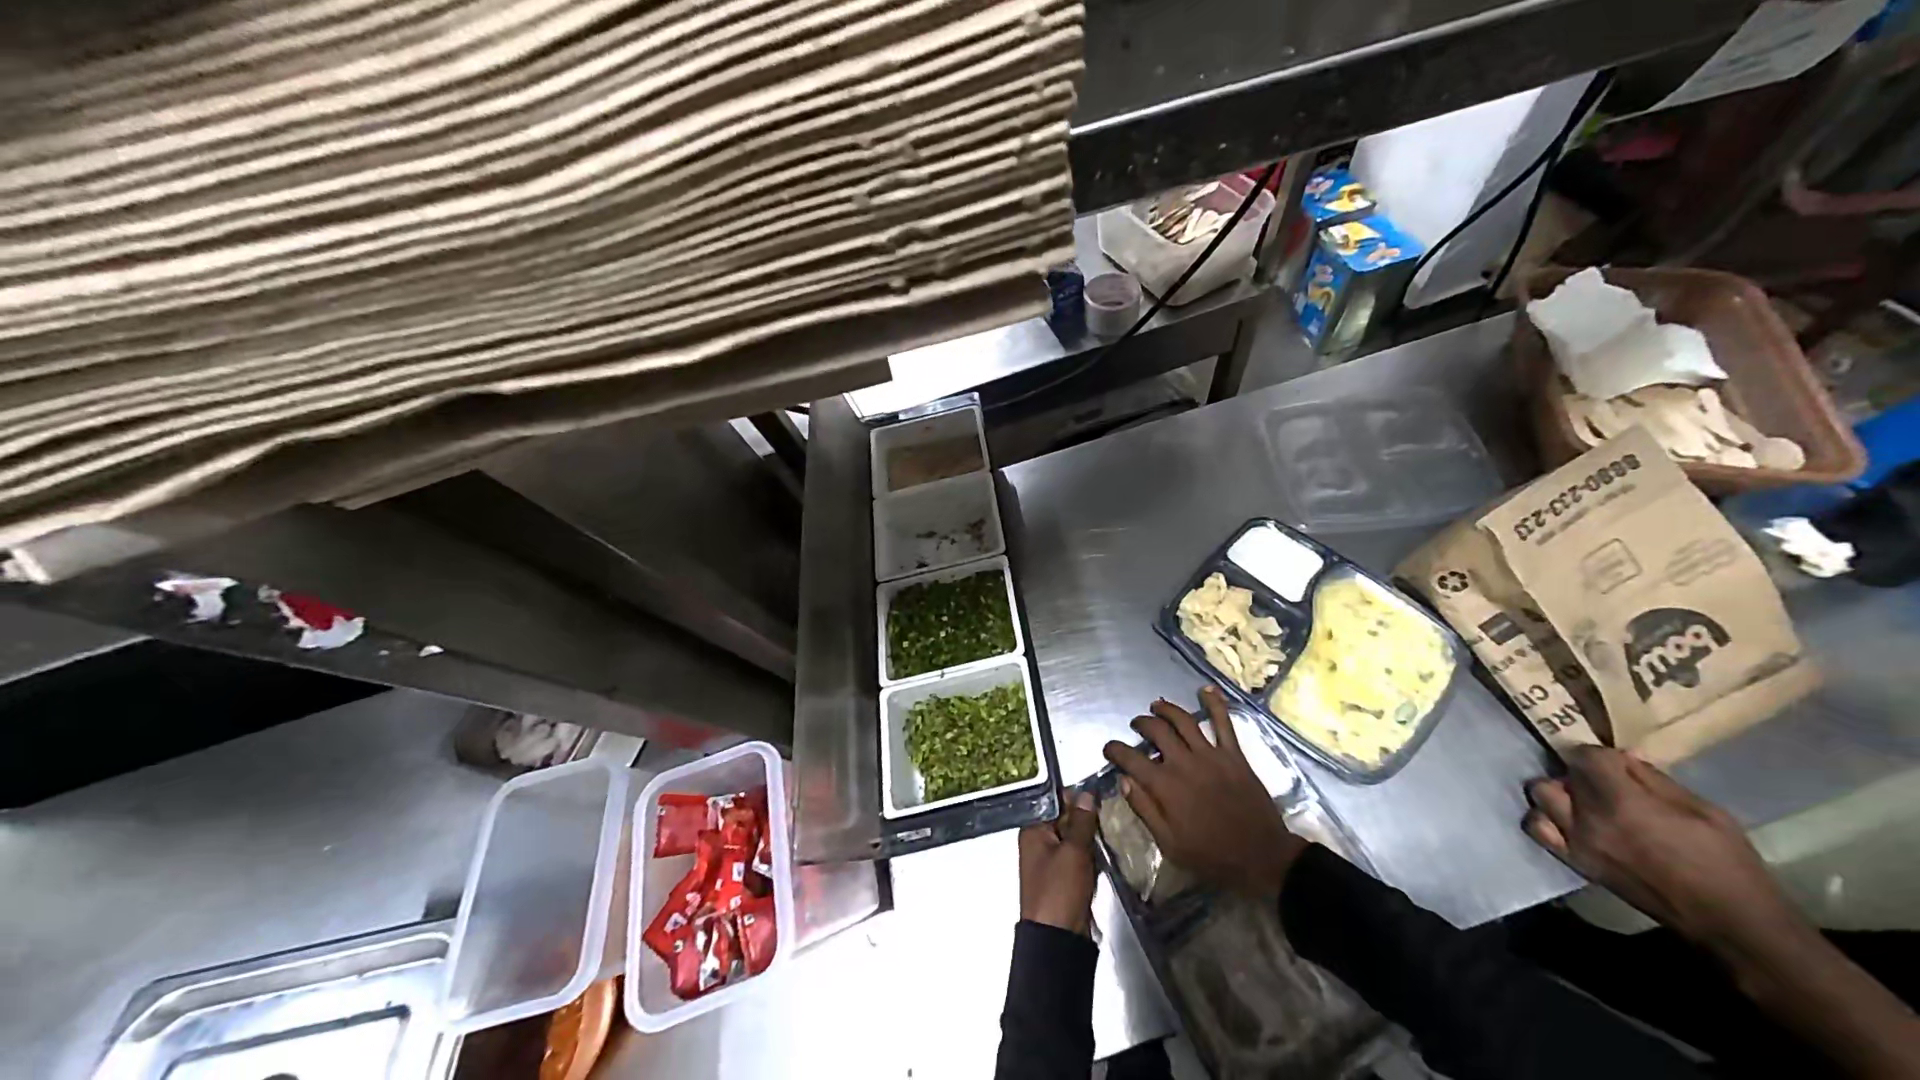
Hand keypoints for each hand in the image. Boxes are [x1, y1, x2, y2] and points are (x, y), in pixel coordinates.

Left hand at [1019, 788, 1099, 934]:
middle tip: (1106, 817)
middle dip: (1085, 821)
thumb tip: (1085, 794)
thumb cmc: (1060, 890)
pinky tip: (1102, 857)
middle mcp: (1038, 842)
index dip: (1075, 798)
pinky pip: (1079, 858)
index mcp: (1032, 830)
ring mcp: (1051, 860)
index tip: (1098, 796)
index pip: (1053, 801)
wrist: (1058, 938)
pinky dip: (1090, 857)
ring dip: (1090, 840)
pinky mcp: (1064, 877)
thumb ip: (1081, 821)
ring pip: (1075, 839)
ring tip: (1106, 835)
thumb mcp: (1073, 850)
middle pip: (1065, 819)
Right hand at [1102, 686, 1306, 897]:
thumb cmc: (1211, 856)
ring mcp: (1211, 755)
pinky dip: (1215, 703)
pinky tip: (1206, 689)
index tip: (1109, 748)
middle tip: (1136, 725)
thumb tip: (1124, 781)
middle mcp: (1184, 763)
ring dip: (1166, 709)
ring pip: (1184, 720)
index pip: (1130, 758)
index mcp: (1164, 785)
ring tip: (1156, 705)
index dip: (1114, 749)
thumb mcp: (1168, 844)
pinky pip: (1224, 723)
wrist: (1261, 857)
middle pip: (1156, 731)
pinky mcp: (1234, 755)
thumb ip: (1144, 809)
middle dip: (1141, 723)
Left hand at [1524, 746, 1797, 947]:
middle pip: (1557, 776)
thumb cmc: (1726, 863)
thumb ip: (1653, 779)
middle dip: (1577, 775)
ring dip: (1558, 796)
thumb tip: (1622, 758)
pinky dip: (1548, 820)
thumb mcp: (1703, 810)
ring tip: (1586, 805)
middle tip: (1604, 785)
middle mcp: (1588, 818)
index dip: (1600, 755)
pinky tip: (1573, 825)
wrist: (1728, 921)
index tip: (1619, 764)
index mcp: (1622, 802)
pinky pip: (1539, 831)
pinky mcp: (1575, 862)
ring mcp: (1576, 841)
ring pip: (1540, 799)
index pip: (1584, 757)